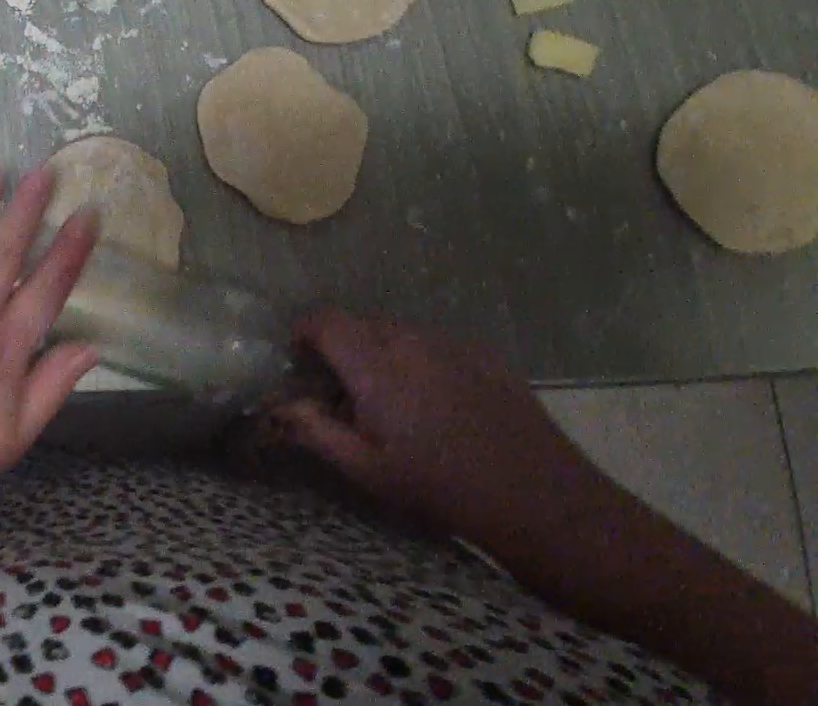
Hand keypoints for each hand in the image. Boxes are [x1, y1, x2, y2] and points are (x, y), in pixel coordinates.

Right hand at [271, 309, 611, 542]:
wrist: (544, 503)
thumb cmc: (441, 488)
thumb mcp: (365, 469)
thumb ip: (314, 430)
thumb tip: (282, 406)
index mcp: (375, 367)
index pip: (325, 321)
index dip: (304, 331)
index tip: (299, 358)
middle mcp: (412, 343)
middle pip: (360, 324)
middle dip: (341, 347)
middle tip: (342, 390)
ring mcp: (454, 346)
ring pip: (399, 333)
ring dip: (380, 353)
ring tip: (391, 398)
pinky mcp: (487, 357)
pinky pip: (436, 344)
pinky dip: (419, 360)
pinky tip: (435, 401)